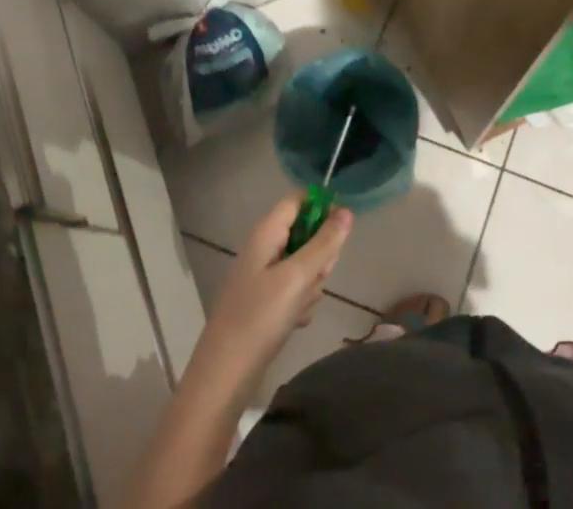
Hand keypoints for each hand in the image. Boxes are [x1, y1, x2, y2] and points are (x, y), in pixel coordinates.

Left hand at [189, 195, 352, 390]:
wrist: (226, 372)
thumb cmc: (259, 317)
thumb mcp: (296, 277)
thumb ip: (324, 243)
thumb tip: (346, 211)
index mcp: (266, 234)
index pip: (297, 201)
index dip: (321, 207)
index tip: (341, 229)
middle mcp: (264, 250)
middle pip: (306, 235)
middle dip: (320, 257)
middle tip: (316, 277)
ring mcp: (265, 278)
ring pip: (305, 267)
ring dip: (311, 285)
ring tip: (300, 306)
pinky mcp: (268, 303)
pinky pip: (297, 292)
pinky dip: (301, 304)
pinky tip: (295, 321)